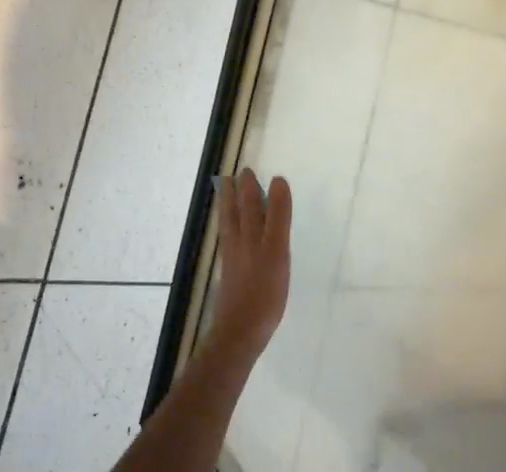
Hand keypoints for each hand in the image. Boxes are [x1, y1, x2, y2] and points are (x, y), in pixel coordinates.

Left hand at [209, 169, 290, 356]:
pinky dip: (228, 226)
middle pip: (237, 211)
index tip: (259, 173)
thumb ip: (278, 217)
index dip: (259, 189)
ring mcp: (234, 259)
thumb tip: (277, 183)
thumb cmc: (265, 293)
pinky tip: (230, 229)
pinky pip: (228, 239)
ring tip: (227, 191)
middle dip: (238, 192)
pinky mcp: (230, 274)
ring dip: (229, 205)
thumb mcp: (278, 252)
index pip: (257, 205)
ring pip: (229, 224)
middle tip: (239, 174)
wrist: (240, 332)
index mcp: (255, 236)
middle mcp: (241, 243)